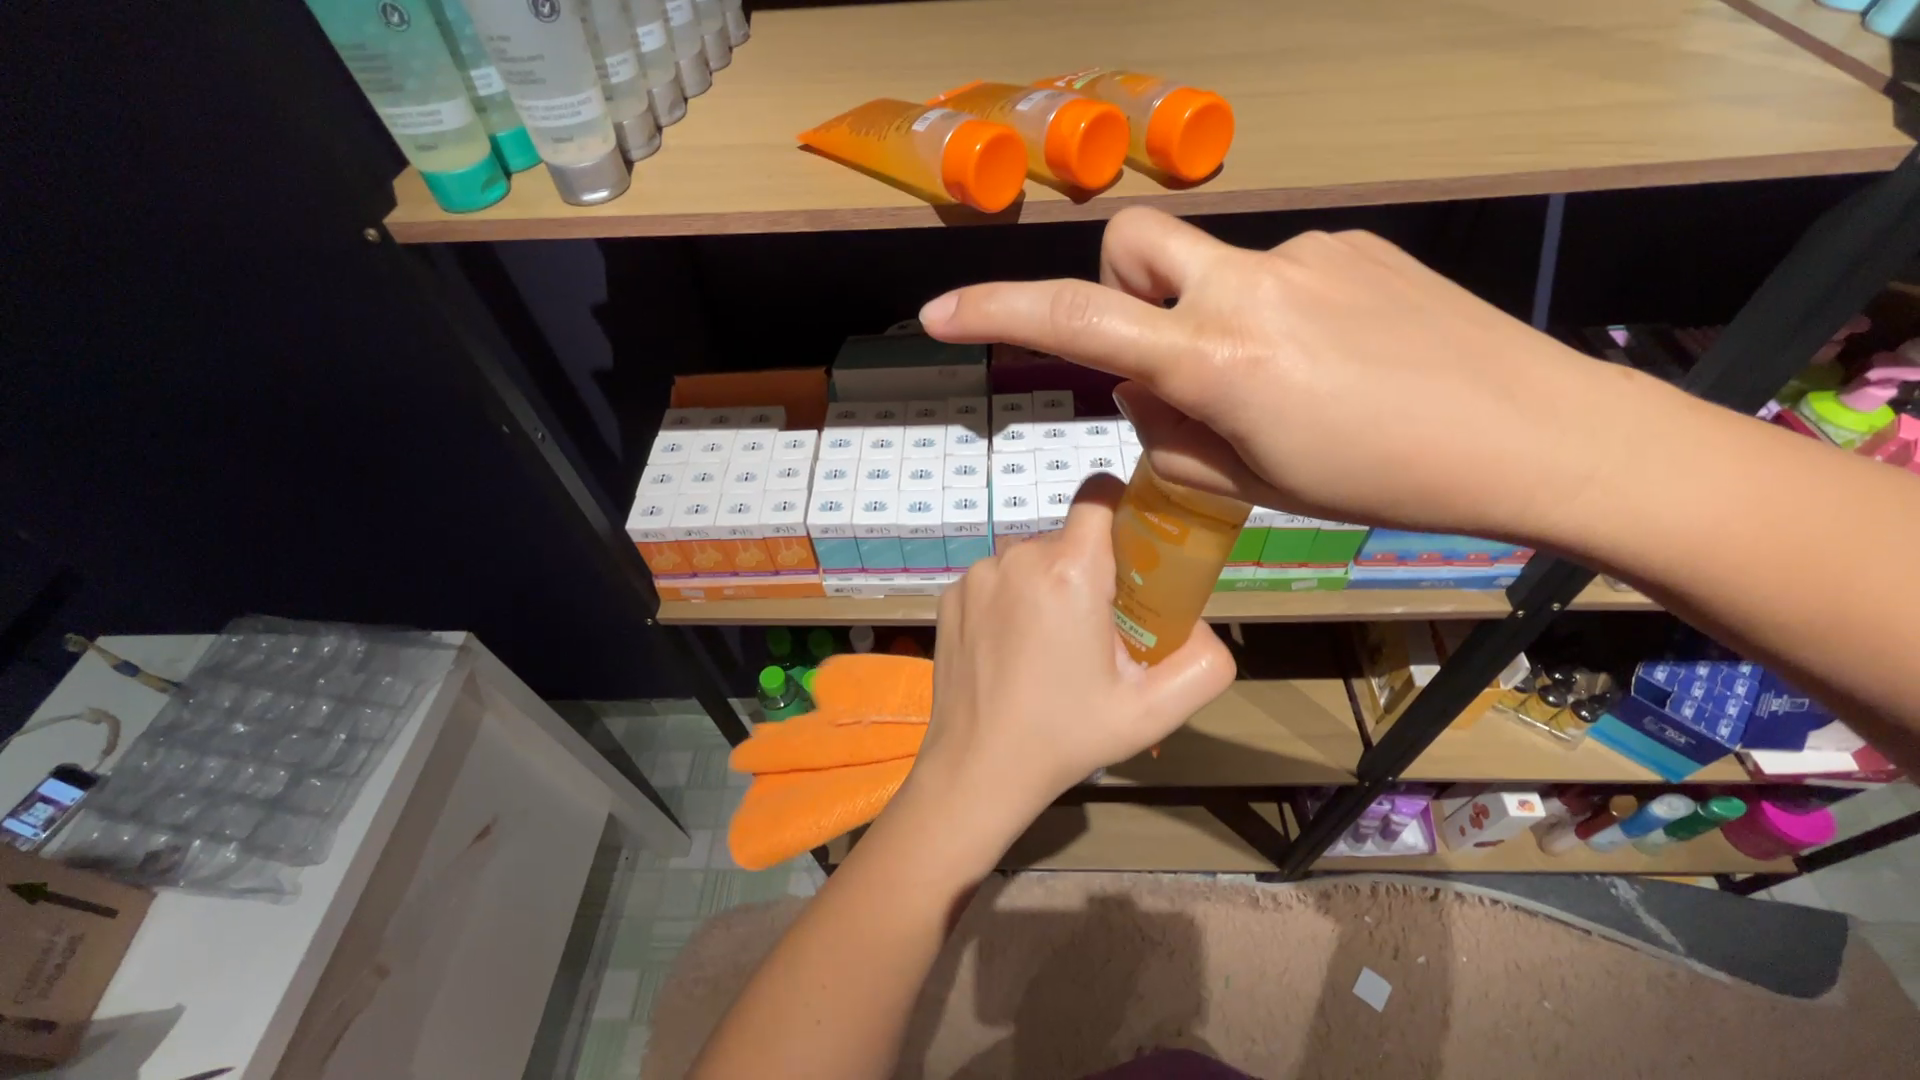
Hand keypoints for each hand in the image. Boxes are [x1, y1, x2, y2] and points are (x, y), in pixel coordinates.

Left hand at [905, 476, 1235, 856]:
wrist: (977, 769)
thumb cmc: (1066, 736)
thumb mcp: (1153, 711)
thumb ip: (1204, 663)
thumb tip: (1204, 628)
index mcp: (1068, 571)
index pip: (1099, 496)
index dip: (1121, 514)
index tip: (1131, 558)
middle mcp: (1017, 558)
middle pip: (1068, 538)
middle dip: (1089, 571)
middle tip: (1096, 631)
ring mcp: (975, 576)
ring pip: (1030, 560)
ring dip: (1047, 588)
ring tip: (1049, 648)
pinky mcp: (950, 596)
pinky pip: (995, 581)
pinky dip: (1009, 603)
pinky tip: (1011, 652)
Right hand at [917, 207, 1646, 543]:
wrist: (1533, 433)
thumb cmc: (1384, 481)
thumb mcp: (1252, 485)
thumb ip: (1172, 434)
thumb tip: (1144, 387)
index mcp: (1218, 360)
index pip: (1078, 323)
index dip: (998, 314)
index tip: (940, 315)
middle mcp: (1248, 287)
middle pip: (1130, 242)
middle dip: (1119, 291)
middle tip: (1164, 358)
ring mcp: (1303, 256)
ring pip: (1206, 264)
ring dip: (1201, 313)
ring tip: (1276, 378)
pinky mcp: (1351, 245)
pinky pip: (1273, 271)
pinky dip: (1271, 314)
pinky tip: (1336, 359)